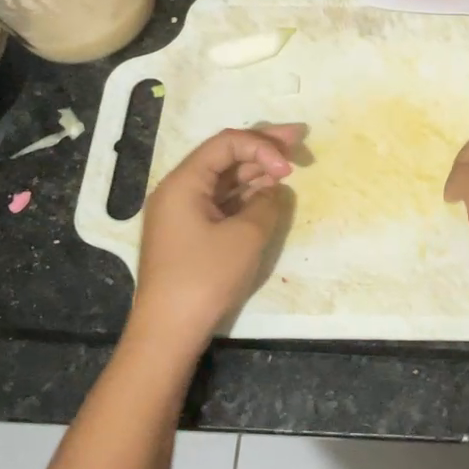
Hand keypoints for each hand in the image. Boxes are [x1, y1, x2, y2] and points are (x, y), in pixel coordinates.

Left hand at [133, 124, 304, 347]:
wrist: (169, 330)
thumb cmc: (205, 277)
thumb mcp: (246, 236)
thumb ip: (266, 203)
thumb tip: (272, 190)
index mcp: (183, 182)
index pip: (226, 144)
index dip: (262, 146)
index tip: (289, 168)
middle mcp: (178, 190)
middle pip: (224, 156)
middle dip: (262, 147)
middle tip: (299, 137)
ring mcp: (183, 213)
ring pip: (224, 178)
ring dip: (256, 170)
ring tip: (289, 164)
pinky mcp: (190, 234)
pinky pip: (222, 201)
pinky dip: (246, 193)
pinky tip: (269, 191)